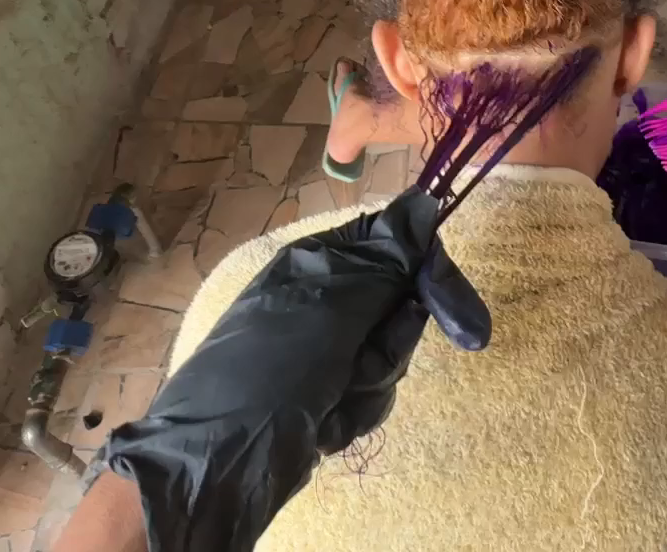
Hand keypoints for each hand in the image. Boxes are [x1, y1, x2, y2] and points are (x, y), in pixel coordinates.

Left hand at [99, 190, 486, 551]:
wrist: (215, 466)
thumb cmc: (272, 367)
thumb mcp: (334, 303)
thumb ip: (387, 256)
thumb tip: (426, 200)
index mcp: (321, 261)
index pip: (395, 243)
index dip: (425, 273)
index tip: (451, 308)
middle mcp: (327, 297)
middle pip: (400, 304)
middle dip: (390, 343)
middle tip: (363, 364)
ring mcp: (326, 347)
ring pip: (391, 351)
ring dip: (371, 383)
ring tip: (333, 401)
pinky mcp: (328, 391)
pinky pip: (373, 390)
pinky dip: (356, 412)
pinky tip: (325, 426)